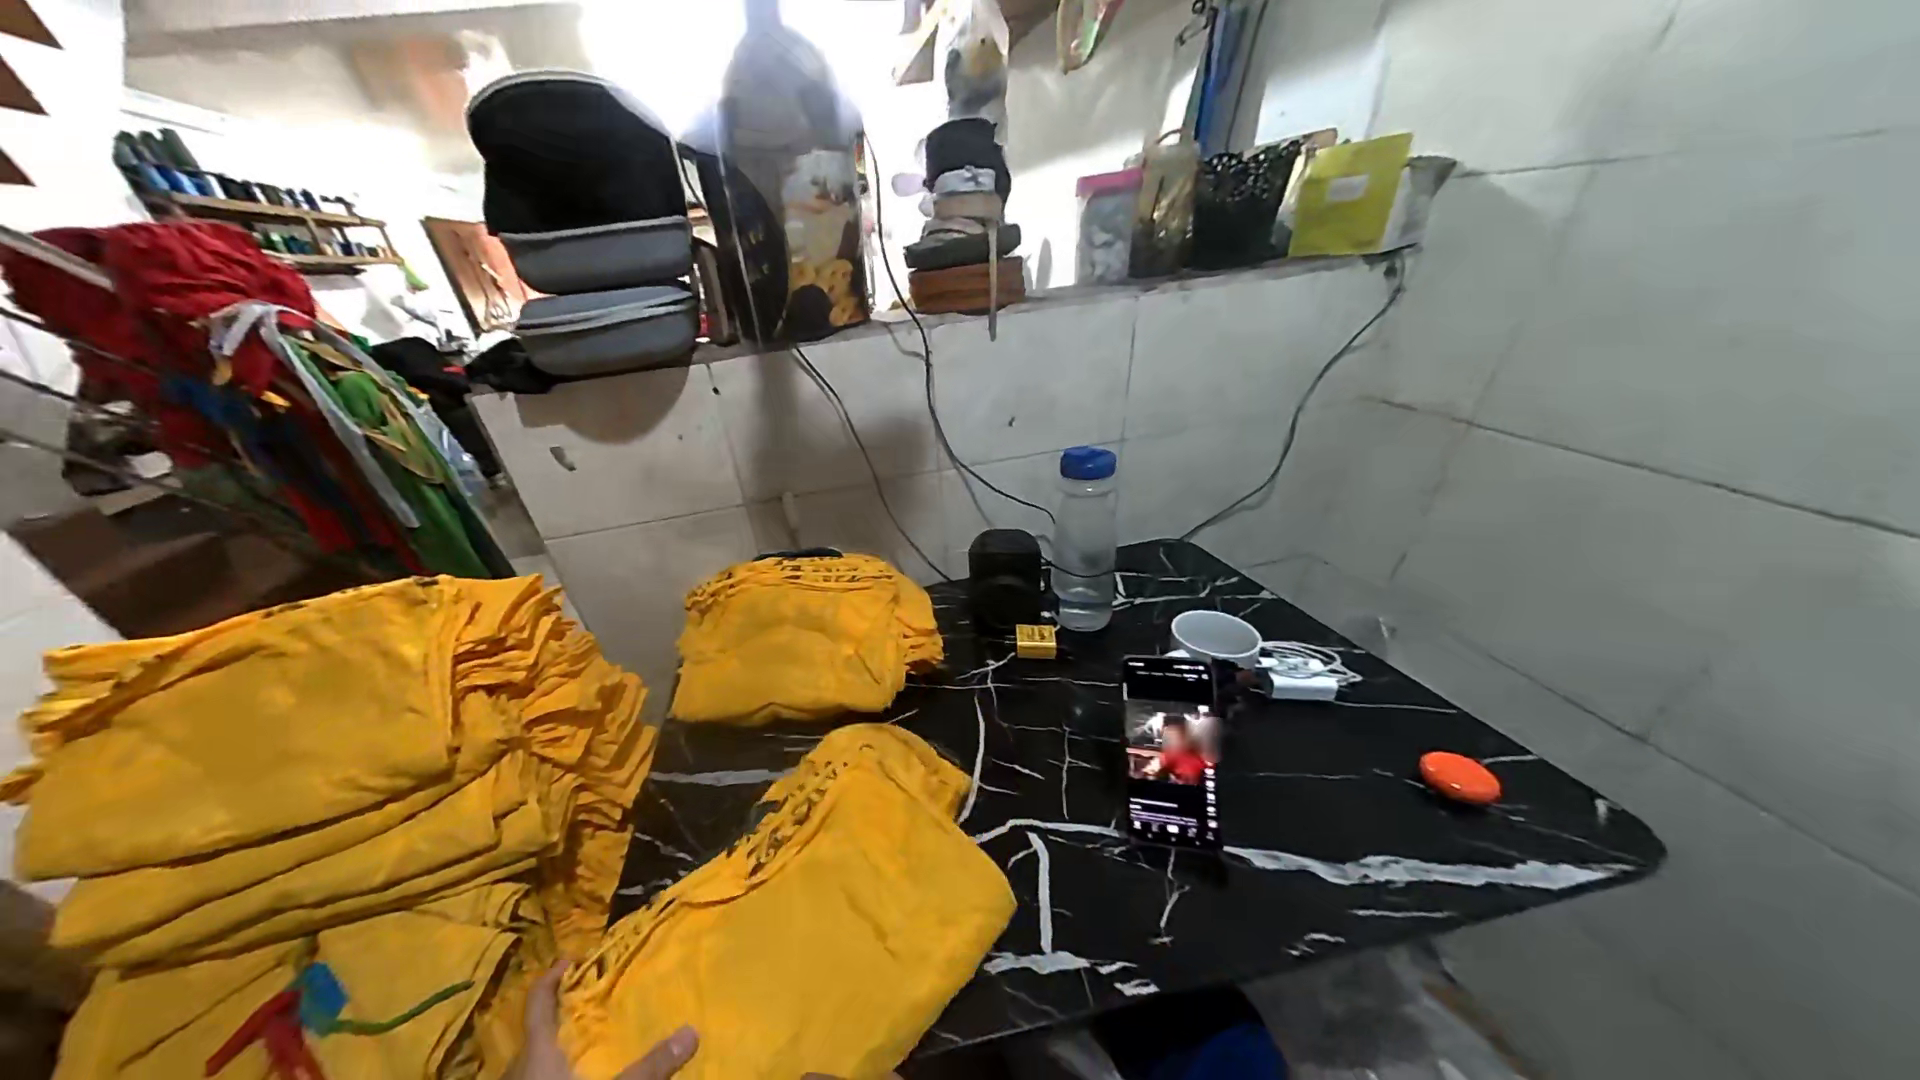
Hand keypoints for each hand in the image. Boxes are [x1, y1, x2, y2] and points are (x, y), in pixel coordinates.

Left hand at [513, 962, 698, 1079]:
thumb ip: (650, 1068)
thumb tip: (692, 1032)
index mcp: (537, 1054)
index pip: (537, 1003)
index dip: (551, 978)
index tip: (570, 958)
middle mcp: (518, 1071)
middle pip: (532, 1033)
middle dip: (556, 1016)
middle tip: (587, 1001)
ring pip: (529, 1063)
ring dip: (551, 1049)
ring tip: (581, 1041)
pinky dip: (548, 1074)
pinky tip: (570, 1077)